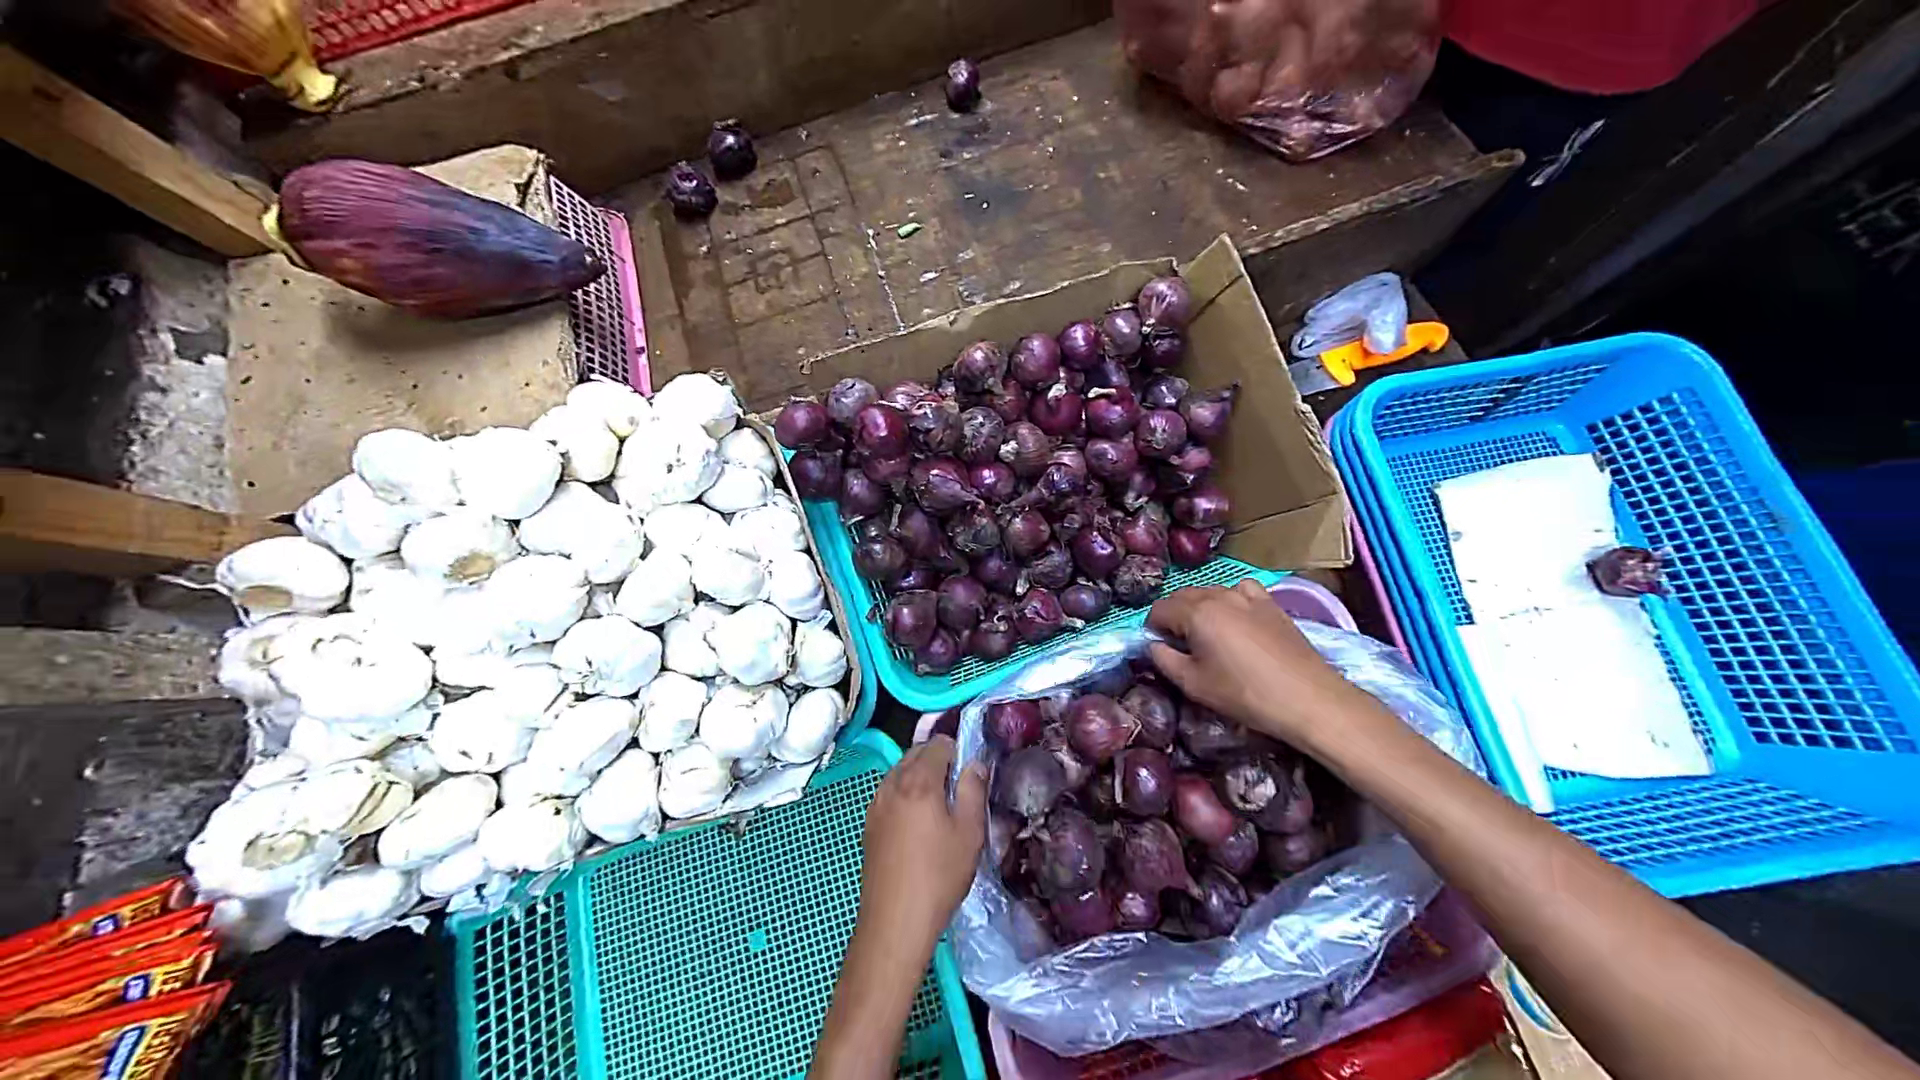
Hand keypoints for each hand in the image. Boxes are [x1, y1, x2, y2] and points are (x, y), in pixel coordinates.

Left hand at [858, 736, 987, 948]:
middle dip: (937, 760)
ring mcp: (876, 804)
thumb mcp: (969, 832)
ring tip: (938, 806)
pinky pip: (889, 792)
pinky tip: (916, 822)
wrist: (895, 921)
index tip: (969, 772)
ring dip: (919, 775)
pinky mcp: (869, 823)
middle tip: (957, 788)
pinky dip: (904, 793)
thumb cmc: (939, 875)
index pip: (938, 744)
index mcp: (919, 781)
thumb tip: (975, 764)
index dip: (957, 751)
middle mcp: (893, 784)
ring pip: (900, 772)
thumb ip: (973, 790)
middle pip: (916, 753)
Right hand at [1147, 578, 1387, 752]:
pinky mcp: (1271, 604)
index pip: (1159, 609)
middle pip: (1182, 595)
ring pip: (1210, 591)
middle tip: (1180, 645)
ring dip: (1200, 607)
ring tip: (1208, 635)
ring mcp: (1248, 596)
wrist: (1309, 699)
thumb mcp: (1194, 685)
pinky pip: (1241, 590)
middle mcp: (1220, 596)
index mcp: (1197, 613)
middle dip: (1173, 615)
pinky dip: (1231, 599)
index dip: (1153, 628)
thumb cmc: (1245, 694)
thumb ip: (1164, 660)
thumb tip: (1154, 645)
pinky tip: (1237, 619)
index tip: (1161, 649)